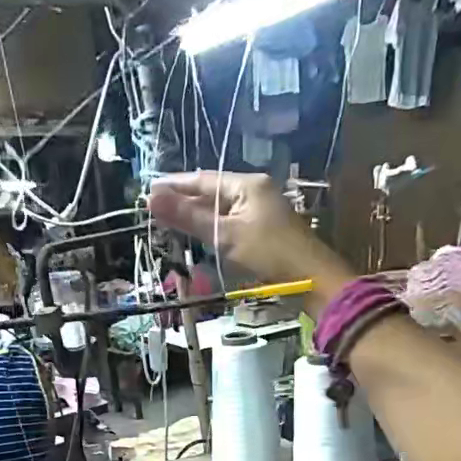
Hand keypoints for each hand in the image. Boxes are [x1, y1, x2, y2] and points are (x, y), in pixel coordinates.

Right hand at [148, 171, 357, 307]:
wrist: (312, 280)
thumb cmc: (269, 253)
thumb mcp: (225, 235)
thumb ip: (188, 217)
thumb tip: (151, 198)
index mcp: (247, 184)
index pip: (202, 179)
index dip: (173, 186)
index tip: (148, 193)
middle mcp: (255, 193)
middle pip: (211, 194)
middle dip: (183, 203)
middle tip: (154, 212)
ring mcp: (262, 214)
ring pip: (221, 212)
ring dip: (197, 219)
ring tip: (169, 226)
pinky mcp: (265, 235)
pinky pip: (231, 227)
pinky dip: (213, 232)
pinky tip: (200, 240)